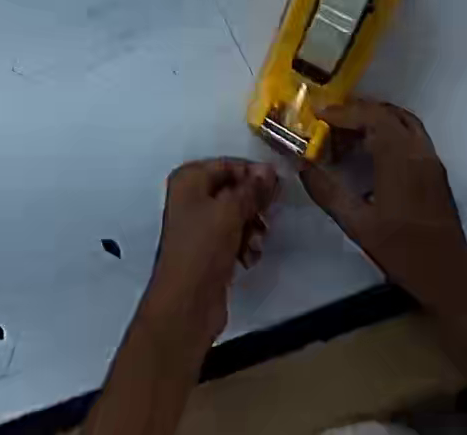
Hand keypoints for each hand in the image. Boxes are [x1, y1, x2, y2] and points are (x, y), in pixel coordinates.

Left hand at [146, 158, 278, 349]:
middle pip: (232, 189)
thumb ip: (250, 190)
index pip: (227, 164)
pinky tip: (248, 258)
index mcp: (188, 179)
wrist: (187, 301)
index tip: (279, 185)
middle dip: (253, 204)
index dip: (252, 173)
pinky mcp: (208, 247)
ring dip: (251, 227)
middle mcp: (191, 196)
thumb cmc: (203, 247)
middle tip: (268, 217)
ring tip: (256, 243)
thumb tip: (268, 169)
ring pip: (236, 214)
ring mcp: (199, 223)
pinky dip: (244, 244)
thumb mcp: (229, 212)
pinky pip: (233, 236)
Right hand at [300, 98, 466, 311]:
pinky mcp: (434, 170)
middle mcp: (419, 153)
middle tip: (326, 121)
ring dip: (371, 117)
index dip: (342, 112)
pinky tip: (368, 148)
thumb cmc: (403, 251)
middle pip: (386, 113)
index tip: (316, 116)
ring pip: (401, 119)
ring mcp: (431, 160)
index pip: (371, 118)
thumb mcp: (356, 224)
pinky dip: (386, 128)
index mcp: (401, 162)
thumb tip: (301, 164)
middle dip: (353, 111)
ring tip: (344, 130)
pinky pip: (409, 133)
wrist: (450, 279)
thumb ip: (326, 190)